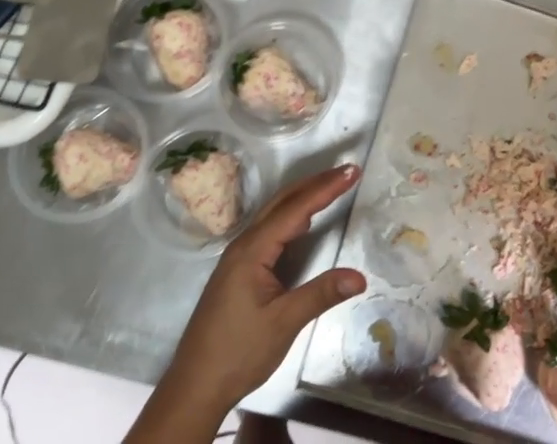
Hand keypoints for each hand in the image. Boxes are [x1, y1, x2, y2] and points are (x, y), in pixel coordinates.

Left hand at [164, 165, 366, 410]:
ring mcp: (238, 258)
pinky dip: (291, 217)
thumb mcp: (283, 323)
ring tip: (332, 186)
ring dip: (303, 198)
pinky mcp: (238, 271)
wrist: (196, 384)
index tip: (352, 171)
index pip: (295, 209)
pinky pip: (269, 232)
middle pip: (281, 203)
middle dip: (315, 184)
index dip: (325, 188)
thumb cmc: (238, 352)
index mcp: (251, 251)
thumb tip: (360, 276)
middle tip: (347, 172)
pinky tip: (303, 223)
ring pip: (273, 216)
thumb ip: (320, 294)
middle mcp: (243, 246)